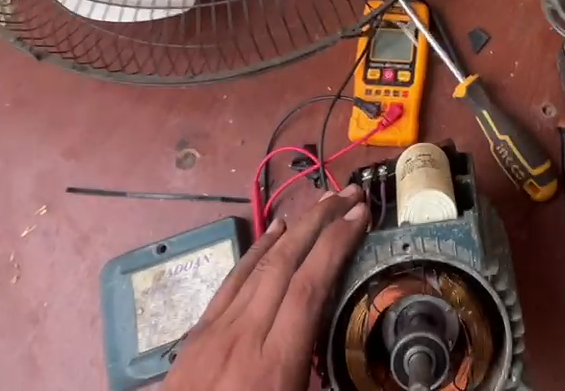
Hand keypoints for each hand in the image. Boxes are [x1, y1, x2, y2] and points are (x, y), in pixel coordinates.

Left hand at [165, 185, 370, 390]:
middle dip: (320, 222)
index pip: (309, 286)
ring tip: (322, 202)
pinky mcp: (197, 335)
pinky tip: (275, 232)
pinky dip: (258, 249)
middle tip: (349, 193)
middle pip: (286, 262)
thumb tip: (368, 375)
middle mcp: (244, 337)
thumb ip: (324, 380)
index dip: (337, 244)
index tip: (360, 215)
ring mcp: (215, 332)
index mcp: (273, 365)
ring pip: (259, 263)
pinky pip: (233, 279)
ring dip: (295, 227)